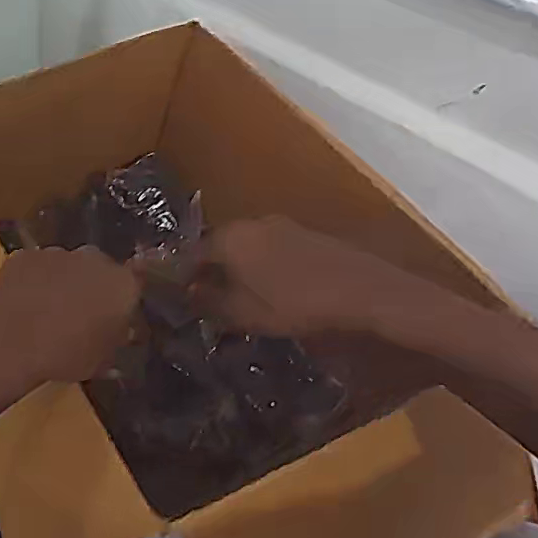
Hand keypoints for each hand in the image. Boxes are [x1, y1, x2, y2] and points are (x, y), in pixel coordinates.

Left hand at [0, 246, 138, 389]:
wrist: (7, 342)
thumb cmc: (64, 356)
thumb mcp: (100, 362)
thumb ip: (115, 342)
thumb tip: (120, 334)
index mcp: (121, 285)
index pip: (135, 282)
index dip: (123, 299)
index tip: (114, 315)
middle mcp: (94, 260)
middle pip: (100, 270)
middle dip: (93, 287)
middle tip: (80, 315)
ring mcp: (57, 253)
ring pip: (67, 265)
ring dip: (62, 282)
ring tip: (45, 312)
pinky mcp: (24, 254)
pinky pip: (36, 267)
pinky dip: (33, 280)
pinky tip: (21, 303)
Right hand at [200, 216, 461, 342]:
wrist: (362, 289)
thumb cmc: (295, 303)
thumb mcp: (245, 313)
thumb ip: (211, 302)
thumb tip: (190, 293)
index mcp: (229, 239)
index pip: (191, 253)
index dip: (180, 274)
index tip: (175, 292)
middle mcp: (250, 224)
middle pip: (217, 244)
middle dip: (208, 268)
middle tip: (204, 296)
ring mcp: (280, 225)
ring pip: (244, 245)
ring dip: (235, 266)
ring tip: (236, 294)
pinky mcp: (304, 233)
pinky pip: (268, 247)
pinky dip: (259, 264)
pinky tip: (269, 286)